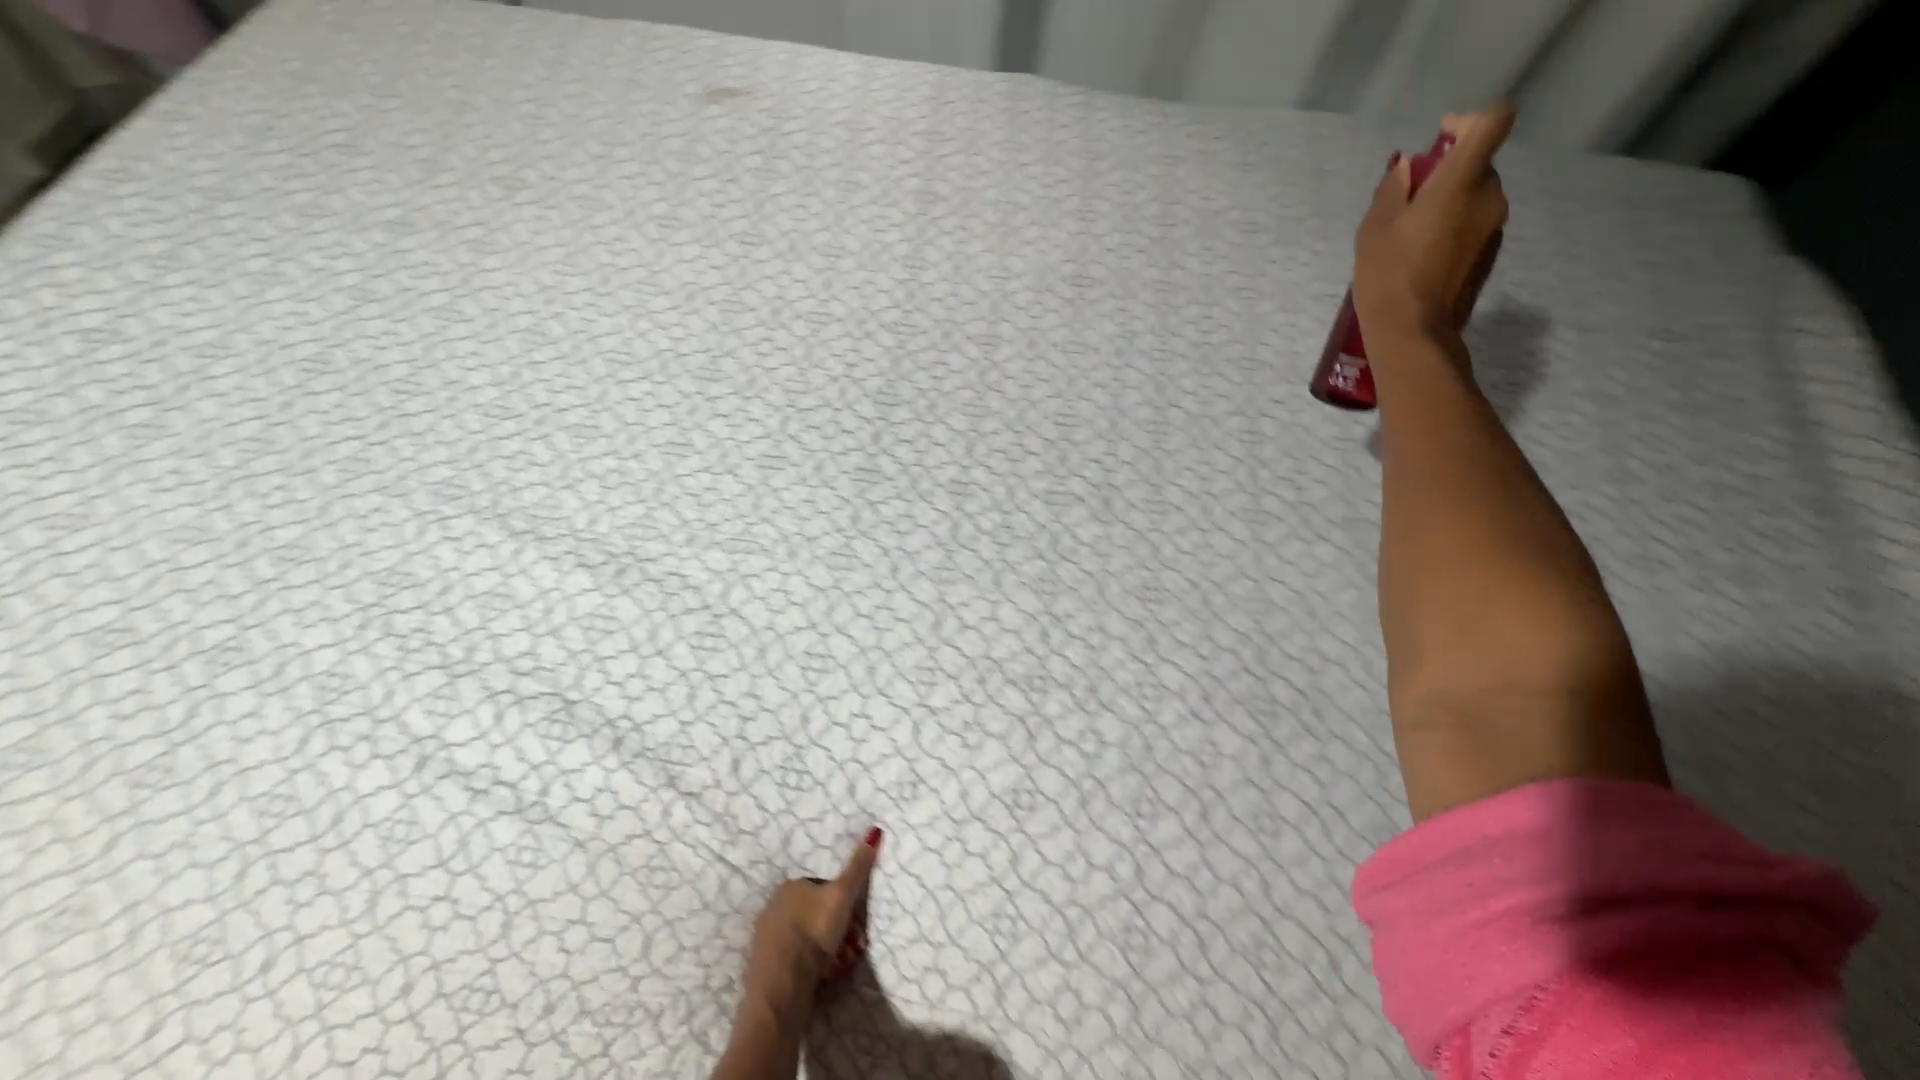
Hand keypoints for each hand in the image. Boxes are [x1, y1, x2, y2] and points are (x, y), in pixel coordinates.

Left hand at [741, 828, 881, 1005]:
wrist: (782, 983)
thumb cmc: (814, 931)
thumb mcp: (843, 895)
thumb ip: (859, 866)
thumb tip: (875, 831)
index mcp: (791, 886)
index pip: (825, 888)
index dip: (846, 906)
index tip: (859, 925)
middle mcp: (775, 907)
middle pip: (819, 915)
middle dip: (841, 931)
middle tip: (856, 948)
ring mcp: (768, 937)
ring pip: (810, 938)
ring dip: (832, 950)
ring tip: (844, 965)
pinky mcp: (767, 965)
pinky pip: (798, 958)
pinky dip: (815, 964)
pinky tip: (827, 975)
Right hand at [1352, 104, 1513, 351]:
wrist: (1413, 331)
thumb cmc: (1389, 273)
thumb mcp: (1375, 225)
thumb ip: (1394, 188)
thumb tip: (1408, 169)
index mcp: (1462, 181)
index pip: (1492, 122)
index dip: (1468, 120)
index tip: (1440, 139)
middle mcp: (1489, 196)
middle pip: (1478, 163)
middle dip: (1448, 170)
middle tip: (1409, 198)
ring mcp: (1494, 227)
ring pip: (1475, 195)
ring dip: (1449, 200)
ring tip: (1411, 231)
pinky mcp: (1490, 253)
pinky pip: (1474, 223)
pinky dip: (1453, 226)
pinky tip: (1423, 254)